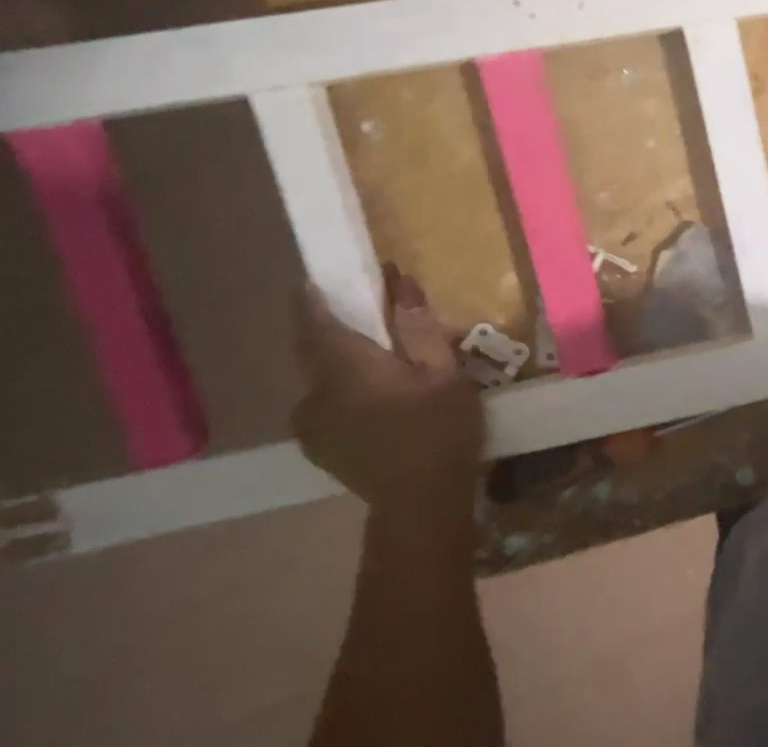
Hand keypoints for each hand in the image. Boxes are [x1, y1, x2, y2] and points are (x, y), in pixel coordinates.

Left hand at [293, 268, 482, 518]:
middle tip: (374, 324)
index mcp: (344, 367)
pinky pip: (327, 406)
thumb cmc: (439, 429)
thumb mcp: (445, 374)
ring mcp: (310, 422)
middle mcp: (314, 390)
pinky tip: (380, 407)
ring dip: (346, 369)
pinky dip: (347, 396)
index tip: (319, 278)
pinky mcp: (317, 445)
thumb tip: (400, 285)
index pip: (314, 320)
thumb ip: (419, 329)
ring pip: (324, 381)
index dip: (313, 296)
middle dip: (338, 332)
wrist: (418, 501)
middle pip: (317, 350)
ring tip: (386, 372)